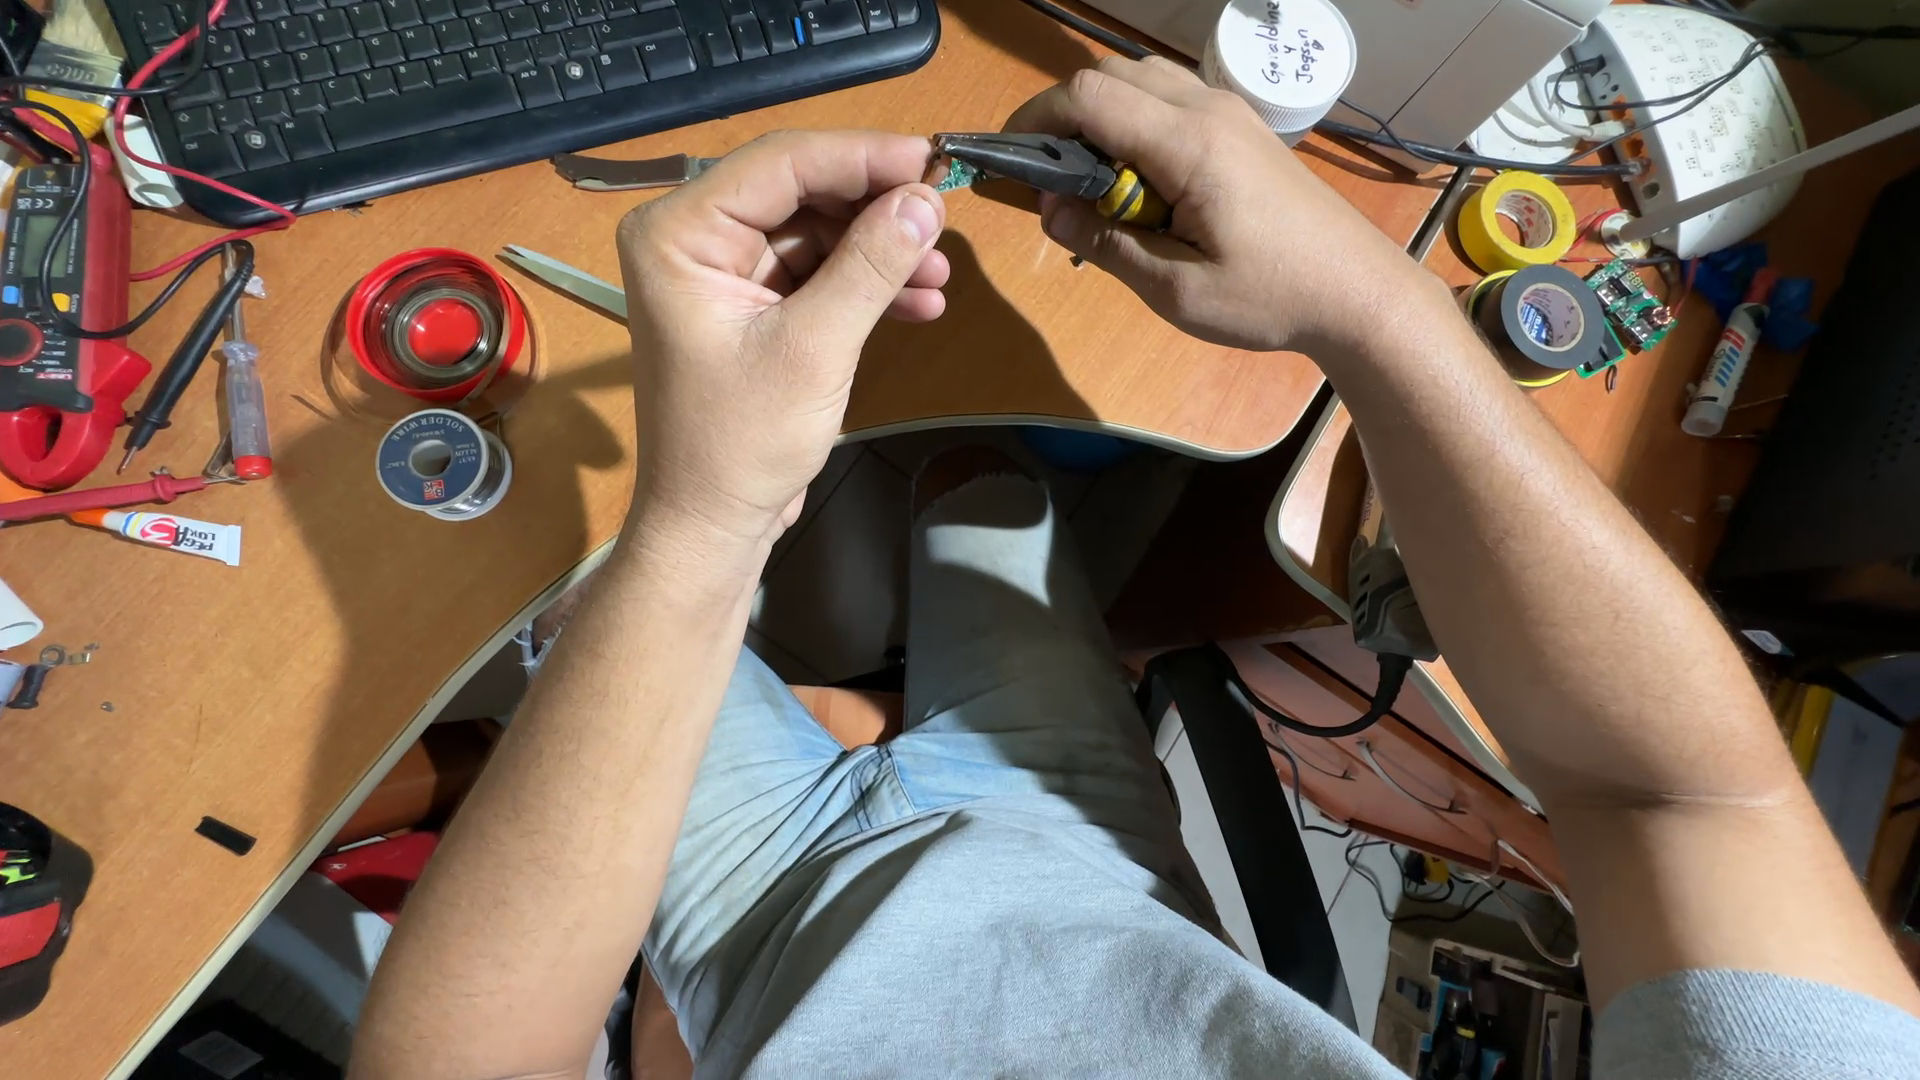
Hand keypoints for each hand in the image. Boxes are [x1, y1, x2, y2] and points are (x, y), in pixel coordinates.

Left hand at [616, 131, 947, 551]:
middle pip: (802, 196)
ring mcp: (725, 277)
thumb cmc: (744, 442)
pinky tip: (918, 304)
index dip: (861, 157)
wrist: (716, 519)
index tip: (931, 161)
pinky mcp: (754, 311)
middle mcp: (695, 241)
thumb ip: (870, 267)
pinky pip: (816, 279)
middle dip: (875, 211)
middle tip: (942, 220)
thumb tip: (928, 201)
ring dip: (879, 254)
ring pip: (817, 237)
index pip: (781, 165)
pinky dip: (864, 289)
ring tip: (939, 273)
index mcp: (680, 234)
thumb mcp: (814, 349)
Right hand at [1005, 57, 1429, 354]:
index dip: (1037, 120)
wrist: (1353, 290)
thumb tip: (1048, 209)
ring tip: (1084, 183)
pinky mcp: (1239, 129)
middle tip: (1043, 179)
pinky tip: (1132, 182)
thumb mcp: (1174, 289)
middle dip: (1062, 117)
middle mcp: (1207, 109)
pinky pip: (1169, 102)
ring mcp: (1228, 113)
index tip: (1008, 160)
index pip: (1091, 98)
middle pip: (1111, 76)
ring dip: (1099, 119)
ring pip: (1141, 81)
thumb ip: (1106, 244)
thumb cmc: (1266, 298)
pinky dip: (1132, 126)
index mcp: (1188, 145)